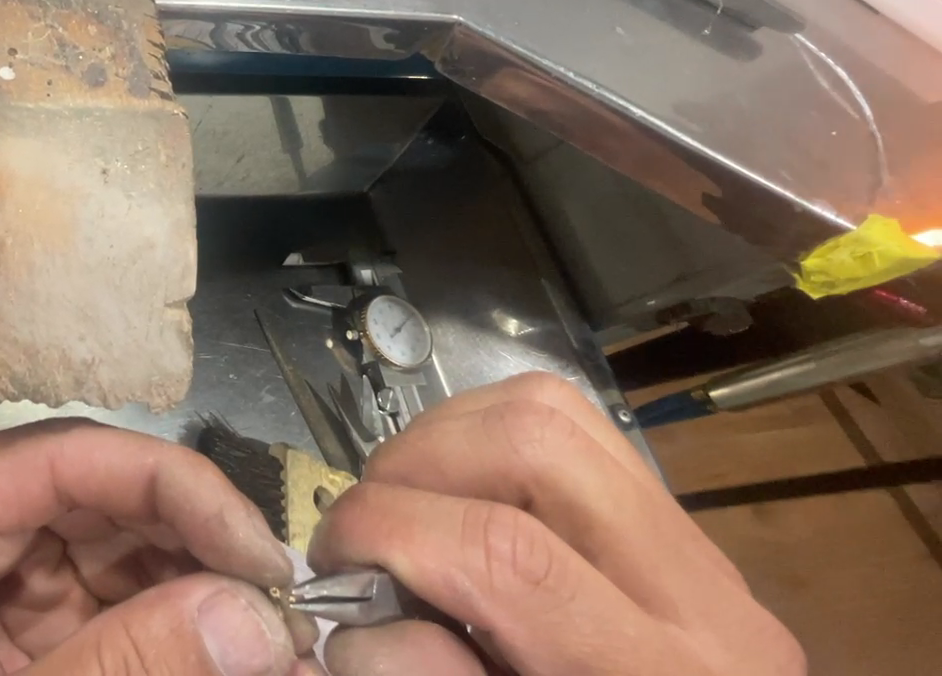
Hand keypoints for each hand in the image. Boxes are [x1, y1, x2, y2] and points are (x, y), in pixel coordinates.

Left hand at [0, 419, 319, 675]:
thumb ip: (127, 663)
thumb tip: (257, 618)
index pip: (66, 453)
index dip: (176, 486)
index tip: (262, 550)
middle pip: (95, 487)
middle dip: (191, 538)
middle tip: (277, 600)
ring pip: (108, 534)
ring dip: (187, 577)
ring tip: (262, 628)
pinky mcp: (6, 597)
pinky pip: (96, 585)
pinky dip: (157, 613)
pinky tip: (212, 638)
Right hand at [308, 373, 804, 674]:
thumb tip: (356, 625)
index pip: (504, 551)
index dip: (384, 530)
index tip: (330, 562)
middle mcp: (702, 599)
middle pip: (531, 443)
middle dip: (411, 464)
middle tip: (368, 527)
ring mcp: (690, 542)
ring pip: (543, 407)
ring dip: (438, 439)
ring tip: (404, 505)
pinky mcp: (664, 515)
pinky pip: (557, 417)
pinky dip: (474, 433)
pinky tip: (451, 492)